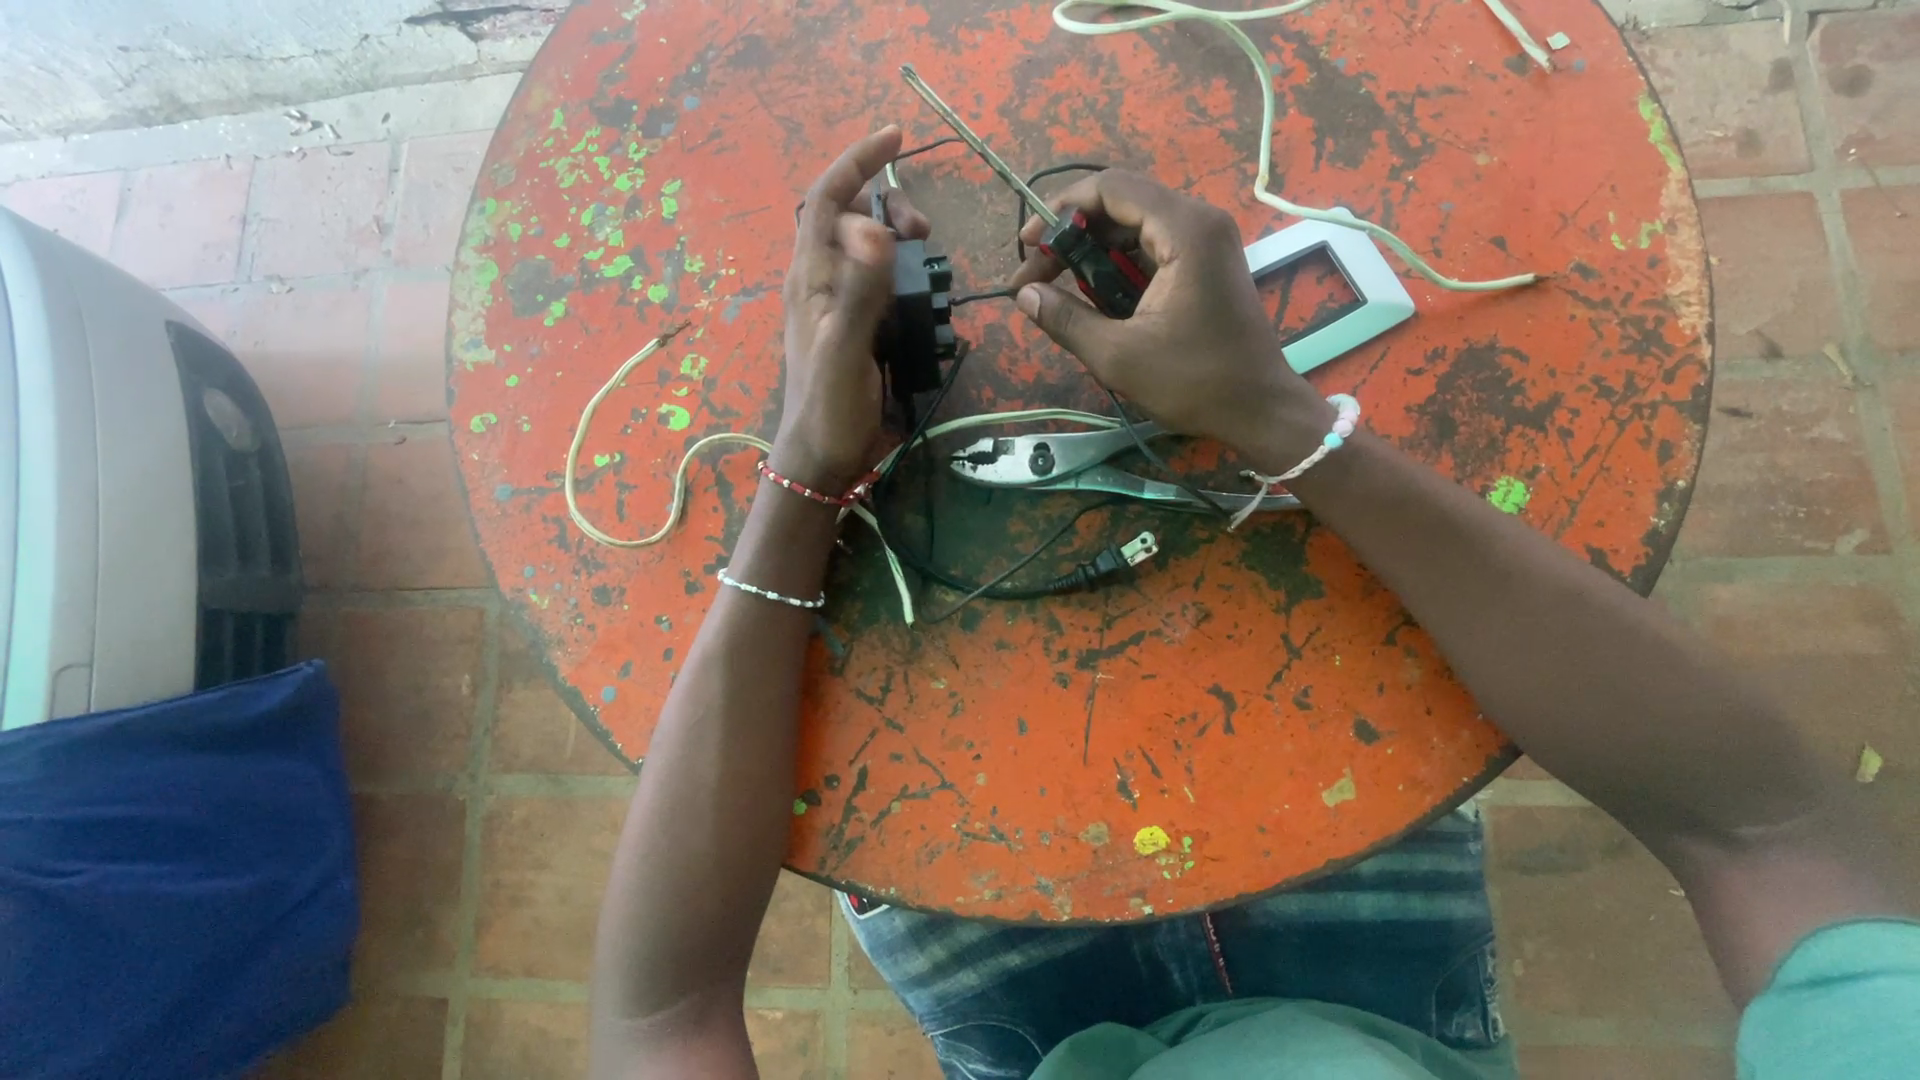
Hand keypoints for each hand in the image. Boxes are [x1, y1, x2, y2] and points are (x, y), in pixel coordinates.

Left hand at [770, 126, 930, 492]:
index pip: (827, 198)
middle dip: (888, 204)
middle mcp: (822, 280)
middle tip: (925, 230)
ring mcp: (840, 304)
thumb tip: (877, 227)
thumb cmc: (829, 406)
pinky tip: (923, 291)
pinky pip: (882, 282)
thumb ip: (861, 290)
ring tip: (927, 254)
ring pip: (869, 248)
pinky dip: (904, 273)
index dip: (858, 160)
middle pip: (851, 216)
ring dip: (899, 238)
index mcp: (809, 275)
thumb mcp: (845, 346)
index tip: (898, 136)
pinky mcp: (860, 327)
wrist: (825, 457)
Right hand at [1010, 171, 1329, 459]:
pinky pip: (1152, 251)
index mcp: (1184, 229)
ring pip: (1133, 229)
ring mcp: (1207, 242)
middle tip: (1035, 280)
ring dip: (1092, 257)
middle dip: (1071, 238)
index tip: (1027, 249)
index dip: (1060, 212)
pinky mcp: (1206, 265)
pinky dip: (1118, 270)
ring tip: (1058, 293)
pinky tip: (1095, 301)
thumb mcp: (1117, 355)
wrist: (1259, 409)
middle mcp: (1199, 221)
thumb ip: (1066, 318)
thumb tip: (1024, 295)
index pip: (1110, 188)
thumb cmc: (1194, 382)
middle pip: (1120, 206)